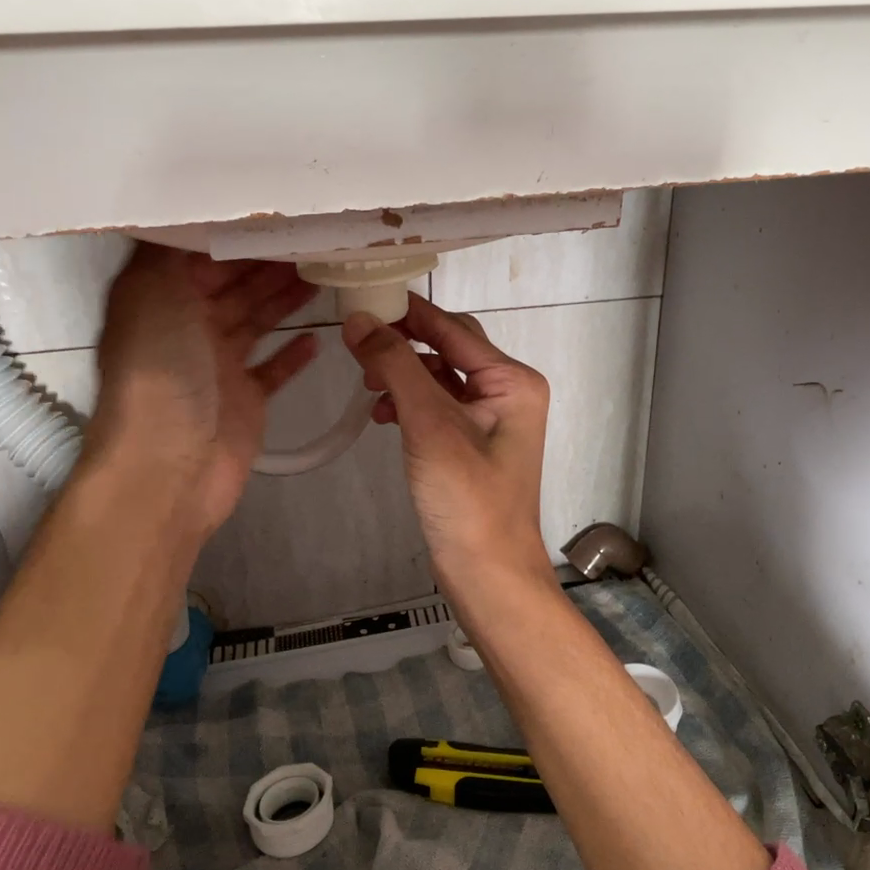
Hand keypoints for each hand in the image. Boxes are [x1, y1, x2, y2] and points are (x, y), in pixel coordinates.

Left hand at [84, 244, 319, 536]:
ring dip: (284, 298)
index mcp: (159, 300)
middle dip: (267, 263)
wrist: (169, 467)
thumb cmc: (161, 375)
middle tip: (313, 239)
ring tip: (323, 273)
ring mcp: (217, 366)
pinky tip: (318, 336)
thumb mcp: (153, 295)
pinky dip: (293, 354)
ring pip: (255, 321)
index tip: (276, 213)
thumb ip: (170, 252)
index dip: (234, 235)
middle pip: (231, 285)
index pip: (199, 255)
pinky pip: (272, 369)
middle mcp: (185, 328)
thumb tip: (186, 215)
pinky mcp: (244, 400)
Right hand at [341, 294, 549, 576]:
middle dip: (403, 344)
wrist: (488, 573)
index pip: (453, 328)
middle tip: (356, 343)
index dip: (408, 312)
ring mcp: (491, 420)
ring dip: (402, 374)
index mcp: (512, 380)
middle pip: (448, 348)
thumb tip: (358, 318)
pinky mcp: (472, 445)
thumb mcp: (429, 425)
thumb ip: (395, 365)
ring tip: (366, 382)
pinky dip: (408, 404)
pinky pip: (436, 407)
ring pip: (439, 378)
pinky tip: (381, 413)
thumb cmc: (467, 499)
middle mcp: (508, 392)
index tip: (361, 296)